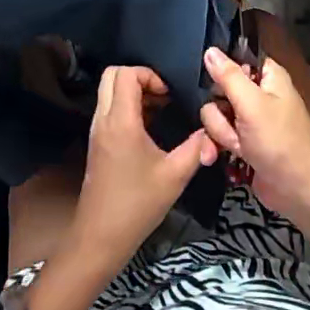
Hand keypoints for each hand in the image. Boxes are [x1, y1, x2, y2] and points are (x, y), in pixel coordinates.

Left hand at [60, 67, 217, 291]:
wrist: (101, 235)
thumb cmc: (138, 204)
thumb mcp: (176, 175)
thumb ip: (197, 147)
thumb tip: (212, 129)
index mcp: (120, 121)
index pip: (125, 74)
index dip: (149, 75)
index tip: (169, 94)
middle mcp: (103, 120)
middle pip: (112, 75)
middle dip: (140, 78)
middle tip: (164, 97)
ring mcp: (97, 131)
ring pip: (109, 92)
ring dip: (134, 93)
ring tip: (161, 111)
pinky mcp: (97, 143)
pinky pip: (109, 110)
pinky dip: (128, 108)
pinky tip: (150, 129)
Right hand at [198, 47, 309, 224]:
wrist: (297, 191)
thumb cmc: (279, 142)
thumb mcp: (252, 105)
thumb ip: (228, 76)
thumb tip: (210, 51)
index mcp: (268, 77)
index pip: (236, 60)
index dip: (223, 73)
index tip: (219, 88)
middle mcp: (258, 94)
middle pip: (219, 89)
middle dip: (220, 112)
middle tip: (236, 125)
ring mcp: (249, 119)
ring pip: (215, 115)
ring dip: (222, 134)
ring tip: (240, 148)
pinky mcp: (242, 141)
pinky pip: (219, 135)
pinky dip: (219, 146)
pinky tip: (222, 158)